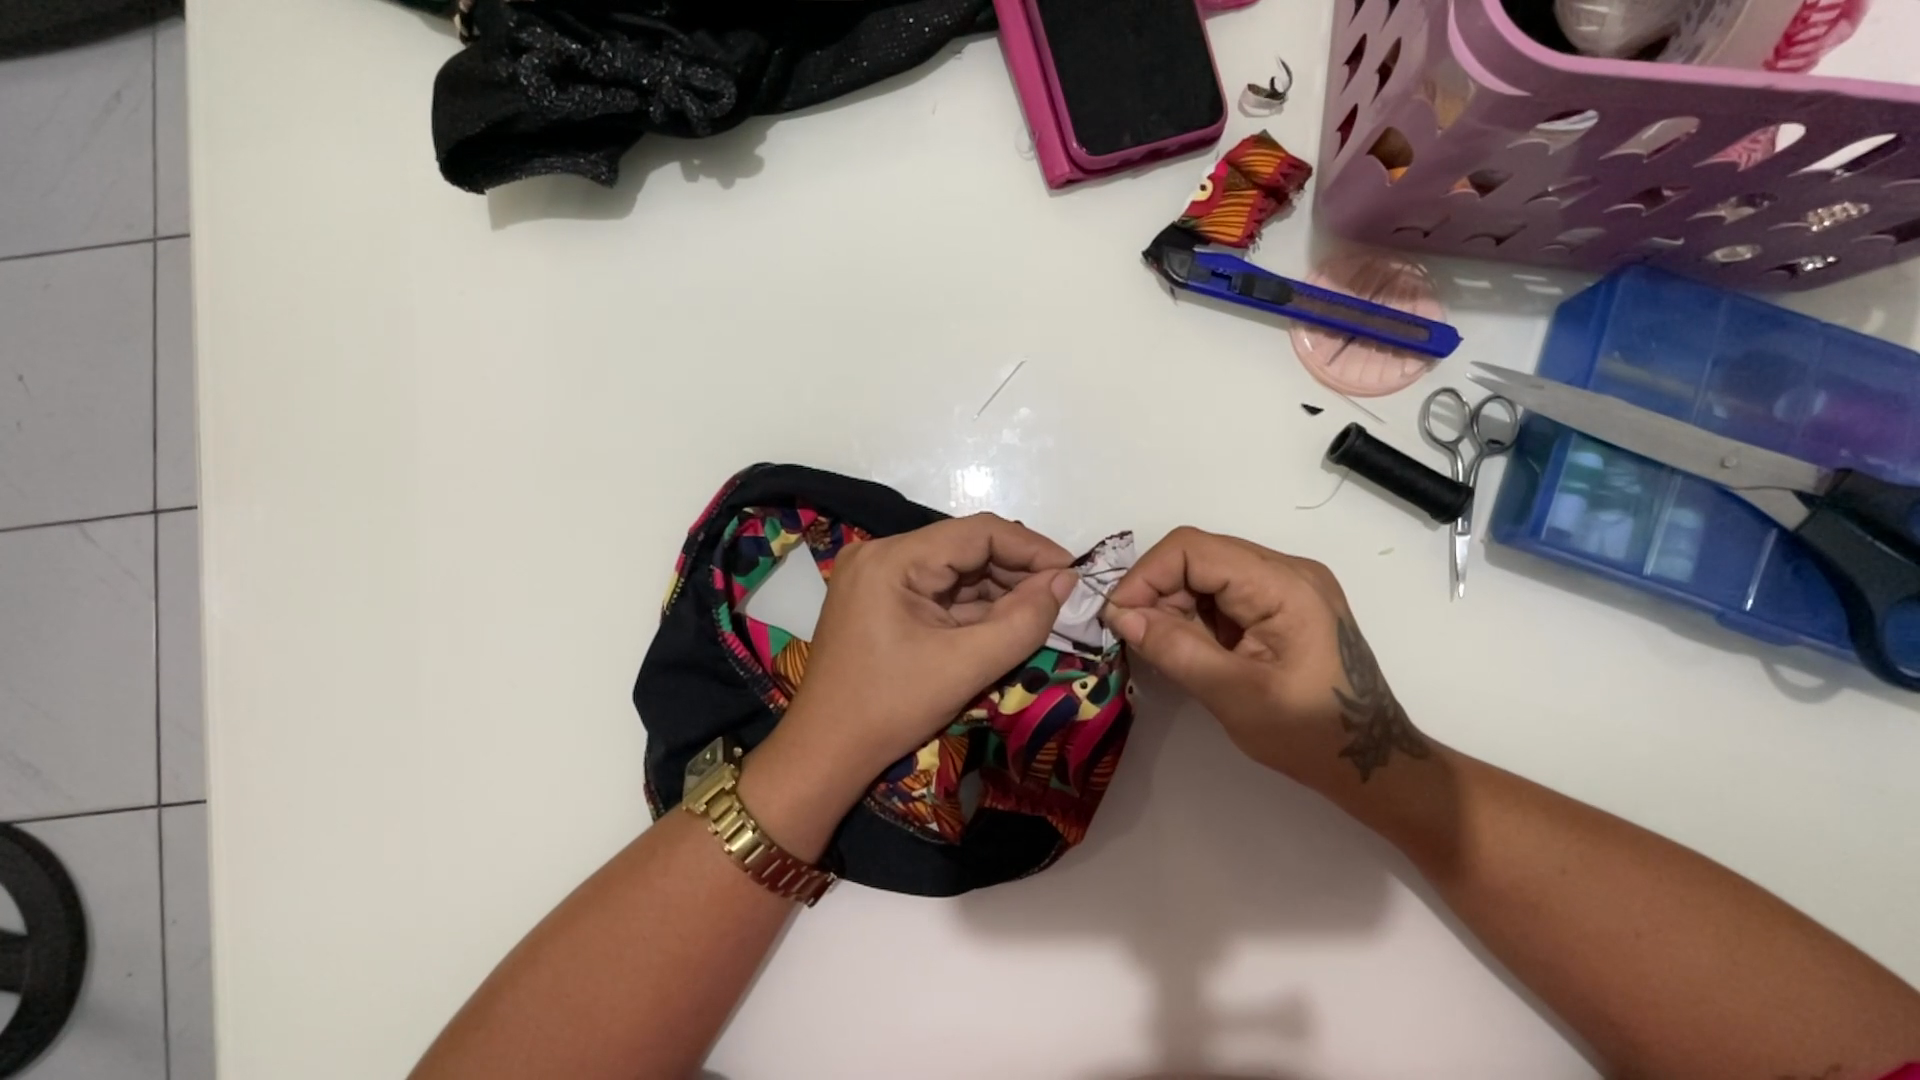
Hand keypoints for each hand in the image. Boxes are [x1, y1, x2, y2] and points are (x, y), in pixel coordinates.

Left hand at [760, 513, 1077, 790]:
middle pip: (966, 549)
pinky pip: (938, 593)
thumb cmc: (891, 709)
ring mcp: (877, 578)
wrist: (824, 754)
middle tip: (1064, 600)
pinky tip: (1007, 624)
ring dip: (999, 592)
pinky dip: (973, 608)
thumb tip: (1067, 580)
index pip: (978, 532)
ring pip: (955, 572)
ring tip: (1043, 614)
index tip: (1075, 573)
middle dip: (1017, 573)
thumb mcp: (966, 666)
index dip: (1032, 548)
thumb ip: (1024, 620)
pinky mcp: (880, 602)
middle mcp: (881, 555)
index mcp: (893, 559)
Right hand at [1103, 527, 1428, 791]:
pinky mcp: (1285, 602)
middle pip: (1200, 555)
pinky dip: (1199, 614)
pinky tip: (1196, 647)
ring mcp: (1290, 584)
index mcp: (1284, 585)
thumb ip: (1174, 648)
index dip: (1146, 575)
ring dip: (1177, 603)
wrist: (1370, 760)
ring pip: (1209, 572)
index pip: (1193, 549)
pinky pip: (1226, 591)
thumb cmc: (1307, 733)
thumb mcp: (1233, 695)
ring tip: (1169, 647)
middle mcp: (1289, 570)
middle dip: (1159, 590)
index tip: (1119, 618)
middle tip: (1138, 637)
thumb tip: (1120, 615)